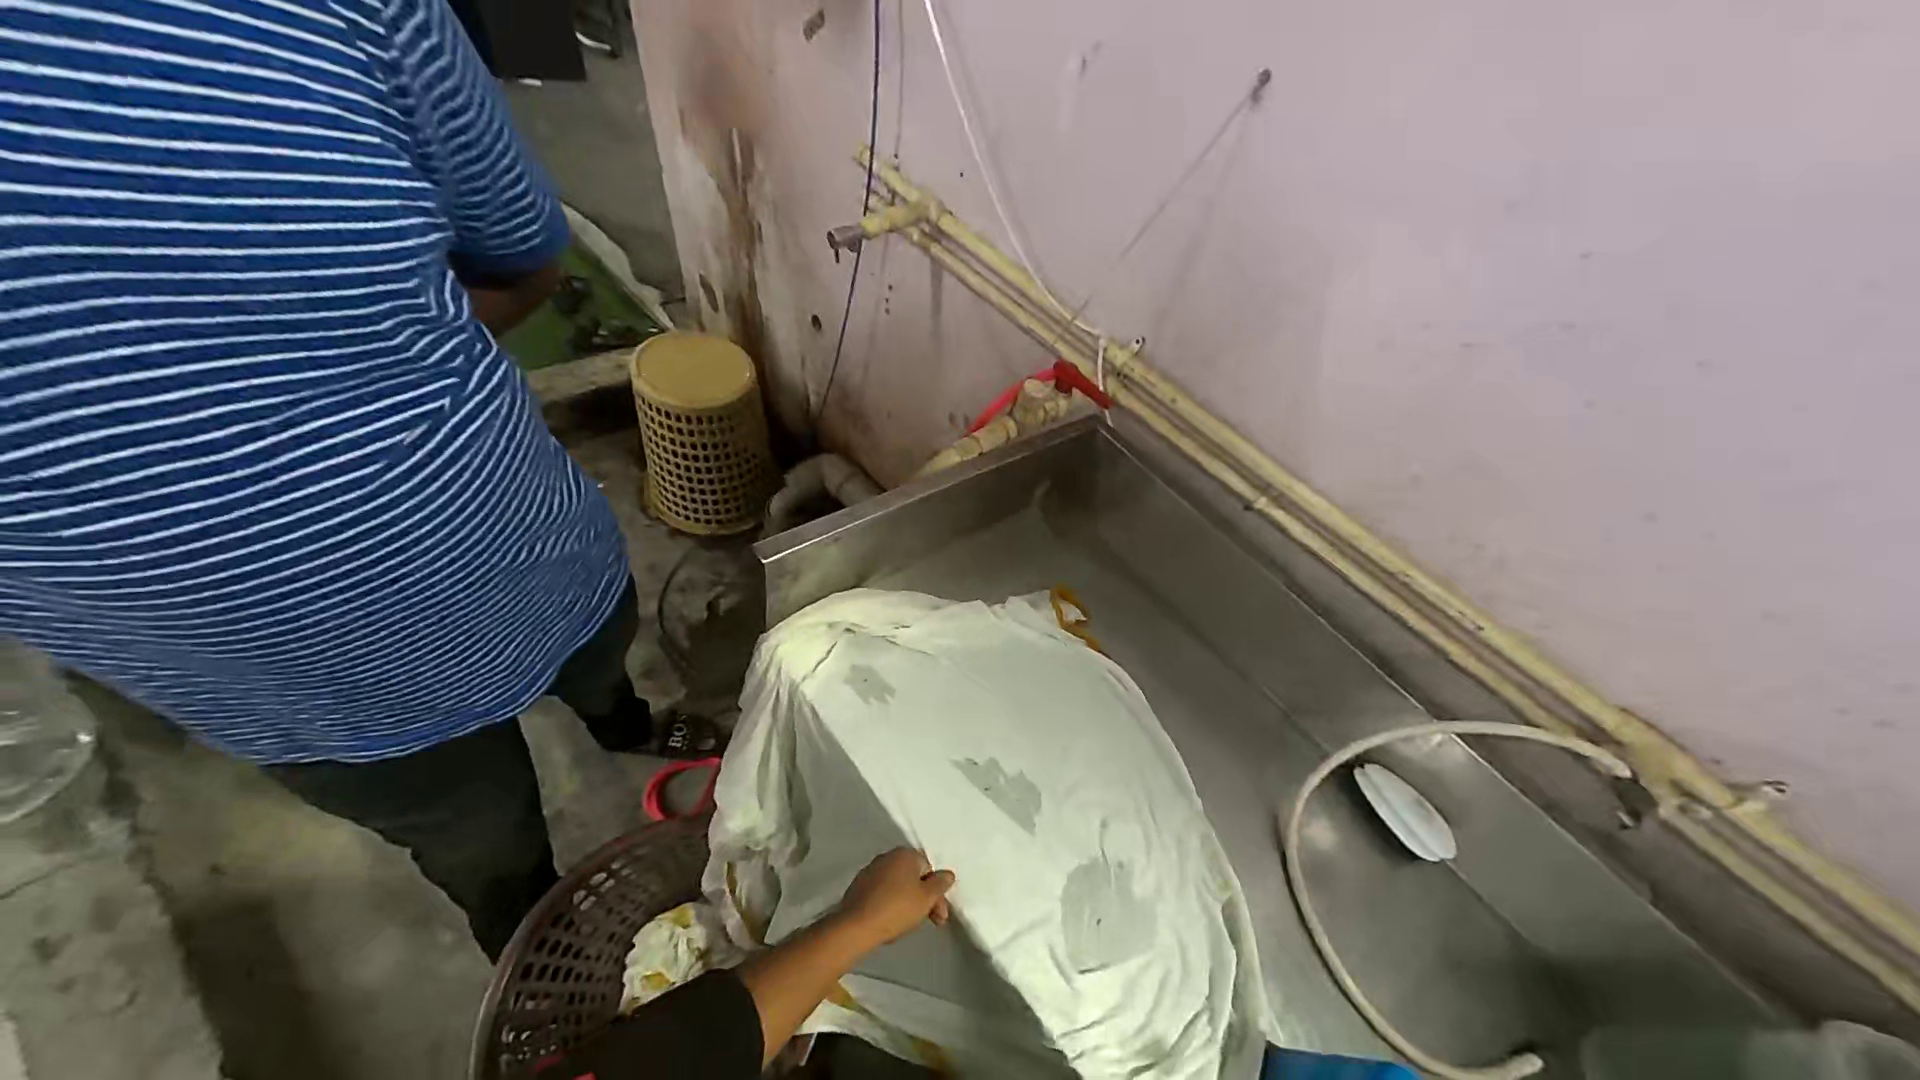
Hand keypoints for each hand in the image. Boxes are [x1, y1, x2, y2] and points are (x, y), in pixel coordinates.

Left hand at [835, 847, 955, 946]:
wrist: (856, 925)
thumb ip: (940, 884)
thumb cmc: (896, 908)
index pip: (929, 869)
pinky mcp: (858, 886)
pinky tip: (890, 919)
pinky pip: (882, 891)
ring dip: (908, 900)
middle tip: (931, 921)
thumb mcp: (926, 898)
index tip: (939, 914)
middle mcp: (887, 856)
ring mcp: (871, 870)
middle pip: (913, 876)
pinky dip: (890, 902)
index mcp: (905, 854)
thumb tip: (948, 874)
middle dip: (924, 898)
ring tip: (909, 922)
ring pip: (898, 884)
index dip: (937, 892)